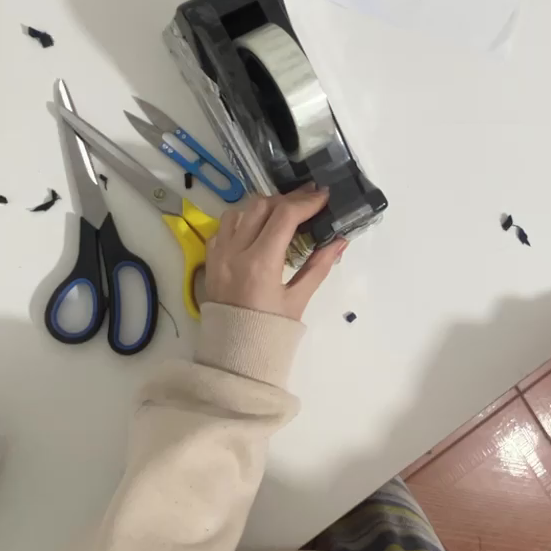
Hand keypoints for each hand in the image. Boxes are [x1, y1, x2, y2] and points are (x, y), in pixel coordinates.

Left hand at [205, 186, 344, 320]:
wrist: (234, 354)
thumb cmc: (269, 330)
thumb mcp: (298, 300)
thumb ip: (319, 266)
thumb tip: (339, 241)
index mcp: (260, 263)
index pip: (284, 216)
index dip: (307, 202)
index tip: (323, 196)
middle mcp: (235, 252)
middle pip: (261, 205)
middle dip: (288, 199)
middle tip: (308, 201)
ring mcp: (219, 254)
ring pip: (239, 210)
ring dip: (263, 207)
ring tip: (283, 213)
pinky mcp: (210, 259)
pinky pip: (224, 227)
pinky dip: (242, 220)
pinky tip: (257, 229)